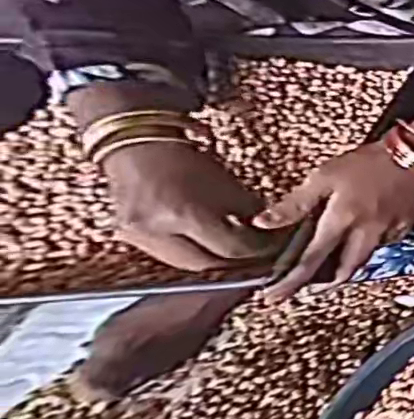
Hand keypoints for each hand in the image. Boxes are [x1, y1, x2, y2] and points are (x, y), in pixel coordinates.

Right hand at [101, 140, 277, 269]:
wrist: (142, 154)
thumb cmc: (195, 168)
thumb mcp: (235, 192)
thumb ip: (254, 220)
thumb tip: (272, 241)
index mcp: (186, 215)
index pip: (233, 248)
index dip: (262, 250)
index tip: (281, 246)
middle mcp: (155, 231)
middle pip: (208, 264)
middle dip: (241, 262)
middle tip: (264, 254)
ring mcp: (136, 237)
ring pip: (187, 265)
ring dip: (218, 263)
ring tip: (242, 253)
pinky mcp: (127, 239)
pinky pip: (169, 257)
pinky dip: (196, 255)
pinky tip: (215, 248)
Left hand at [253, 142, 413, 298]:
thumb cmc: (368, 162)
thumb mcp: (324, 176)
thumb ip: (295, 203)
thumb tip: (262, 223)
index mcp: (343, 220)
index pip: (312, 259)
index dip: (292, 281)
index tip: (273, 297)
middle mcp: (367, 231)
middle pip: (346, 269)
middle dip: (327, 281)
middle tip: (309, 284)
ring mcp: (390, 230)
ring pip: (366, 257)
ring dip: (347, 263)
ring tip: (333, 259)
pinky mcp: (406, 225)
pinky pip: (384, 243)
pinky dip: (369, 245)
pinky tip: (362, 235)